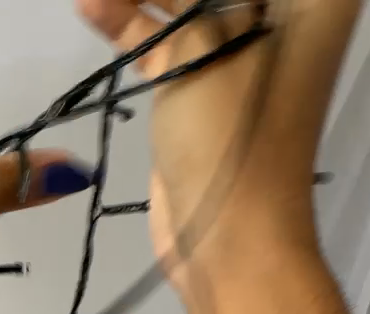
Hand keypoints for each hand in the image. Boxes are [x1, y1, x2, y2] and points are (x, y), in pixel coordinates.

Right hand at [77, 0, 360, 282]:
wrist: (227, 234)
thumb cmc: (232, 135)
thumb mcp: (207, 47)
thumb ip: (182, 8)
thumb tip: (171, 23)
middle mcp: (278, 15)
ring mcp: (234, 54)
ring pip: (184, 4)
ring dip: (140, 0)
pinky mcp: (196, 89)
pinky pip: (163, 43)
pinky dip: (130, 27)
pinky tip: (92, 7)